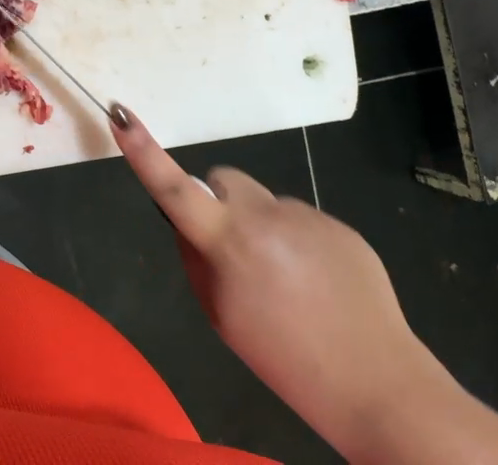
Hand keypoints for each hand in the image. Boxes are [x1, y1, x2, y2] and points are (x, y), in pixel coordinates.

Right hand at [108, 104, 454, 454]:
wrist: (375, 381)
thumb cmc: (280, 355)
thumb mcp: (218, 311)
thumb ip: (196, 257)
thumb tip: (190, 224)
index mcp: (228, 242)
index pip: (173, 188)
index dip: (143, 151)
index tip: (121, 116)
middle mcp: (266, 216)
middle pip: (224, 179)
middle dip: (219, 200)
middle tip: (232, 248)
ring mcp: (308, 217)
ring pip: (264, 202)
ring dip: (261, 225)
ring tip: (286, 277)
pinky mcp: (341, 226)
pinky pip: (300, 220)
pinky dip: (296, 241)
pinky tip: (316, 281)